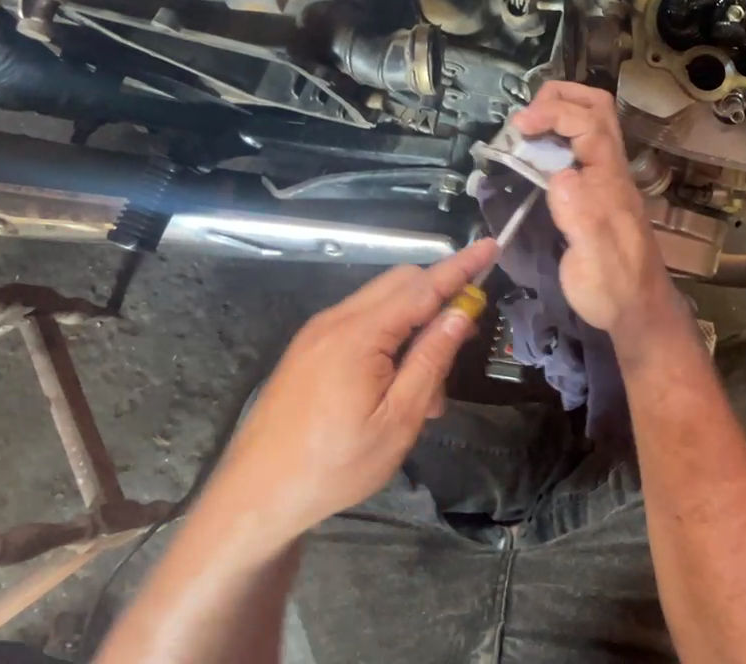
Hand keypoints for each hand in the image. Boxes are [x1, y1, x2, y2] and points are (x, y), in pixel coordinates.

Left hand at [200, 240, 498, 549]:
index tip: (491, 246)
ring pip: (383, 304)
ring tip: (429, 388)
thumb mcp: (397, 420)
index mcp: (359, 336)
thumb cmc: (334, 466)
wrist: (254, 500)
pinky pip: (361, 323)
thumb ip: (431, 360)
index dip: (461, 267)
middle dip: (441, 297)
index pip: (423, 287)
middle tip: (466, 339)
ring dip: (416, 325)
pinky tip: (398, 385)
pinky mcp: (308, 351)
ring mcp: (316, 334)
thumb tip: (461, 313)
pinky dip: (390, 337)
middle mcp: (335, 322)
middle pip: (401, 283)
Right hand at [511, 82, 680, 337]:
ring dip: (560, 114)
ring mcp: (607, 180)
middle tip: (526, 118)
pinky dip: (557, 138)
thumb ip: (581, 219)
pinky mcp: (599, 193)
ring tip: (525, 132)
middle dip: (561, 98)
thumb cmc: (615, 290)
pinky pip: (582, 148)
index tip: (520, 126)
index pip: (589, 125)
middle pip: (598, 110)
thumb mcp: (594, 262)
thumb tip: (560, 175)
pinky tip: (535, 156)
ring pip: (593, 125)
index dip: (554, 113)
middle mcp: (612, 173)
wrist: (639, 311)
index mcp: (611, 183)